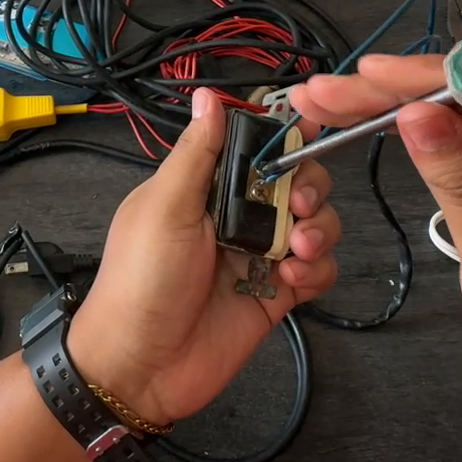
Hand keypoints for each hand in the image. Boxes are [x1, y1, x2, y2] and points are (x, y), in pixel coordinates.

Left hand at [67, 88, 341, 425]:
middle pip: (293, 181)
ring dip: (320, 229)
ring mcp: (256, 253)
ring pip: (313, 223)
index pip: (250, 146)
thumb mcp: (164, 207)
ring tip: (298, 250)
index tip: (311, 129)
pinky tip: (294, 280)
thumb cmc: (142, 277)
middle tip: (299, 205)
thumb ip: (195, 154)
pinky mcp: (275, 293)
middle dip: (309, 185)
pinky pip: (317, 270)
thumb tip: (208, 96)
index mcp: (201, 185)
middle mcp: (232, 213)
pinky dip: (318, 270)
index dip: (282, 136)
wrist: (141, 365)